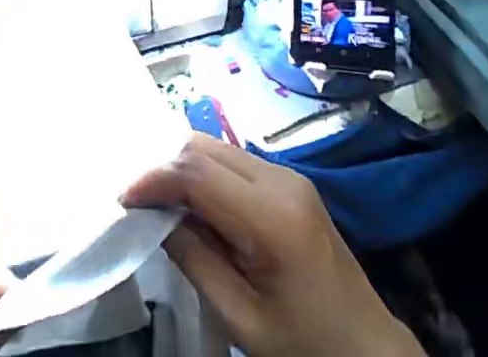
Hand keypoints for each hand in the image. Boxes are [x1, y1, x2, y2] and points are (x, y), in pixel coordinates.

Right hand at [122, 133, 423, 356]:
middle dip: (168, 165)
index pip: (201, 174)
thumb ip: (195, 261)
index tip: (122, 198)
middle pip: (210, 149)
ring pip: (223, 150)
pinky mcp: (292, 183)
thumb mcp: (240, 317)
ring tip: (157, 201)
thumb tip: (157, 218)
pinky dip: (208, 175)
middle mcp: (283, 180)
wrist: (364, 343)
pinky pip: (239, 164)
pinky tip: (193, 203)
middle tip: (135, 199)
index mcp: (272, 216)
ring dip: (187, 168)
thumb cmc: (303, 342)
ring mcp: (291, 177)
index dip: (156, 178)